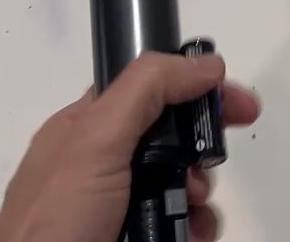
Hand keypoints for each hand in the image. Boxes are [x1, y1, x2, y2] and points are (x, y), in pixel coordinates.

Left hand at [0, 52, 261, 241]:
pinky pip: (185, 225)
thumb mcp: (94, 142)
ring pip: (183, 184)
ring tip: (190, 209)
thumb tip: (209, 64)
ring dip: (200, 193)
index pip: (151, 88)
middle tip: (213, 161)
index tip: (234, 101)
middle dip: (201, 146)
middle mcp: (102, 168)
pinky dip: (197, 227)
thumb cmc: (55, 225)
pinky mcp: (137, 240)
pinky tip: (191, 234)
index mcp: (84, 131)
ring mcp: (119, 210)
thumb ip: (149, 88)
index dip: (195, 86)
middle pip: (174, 136)